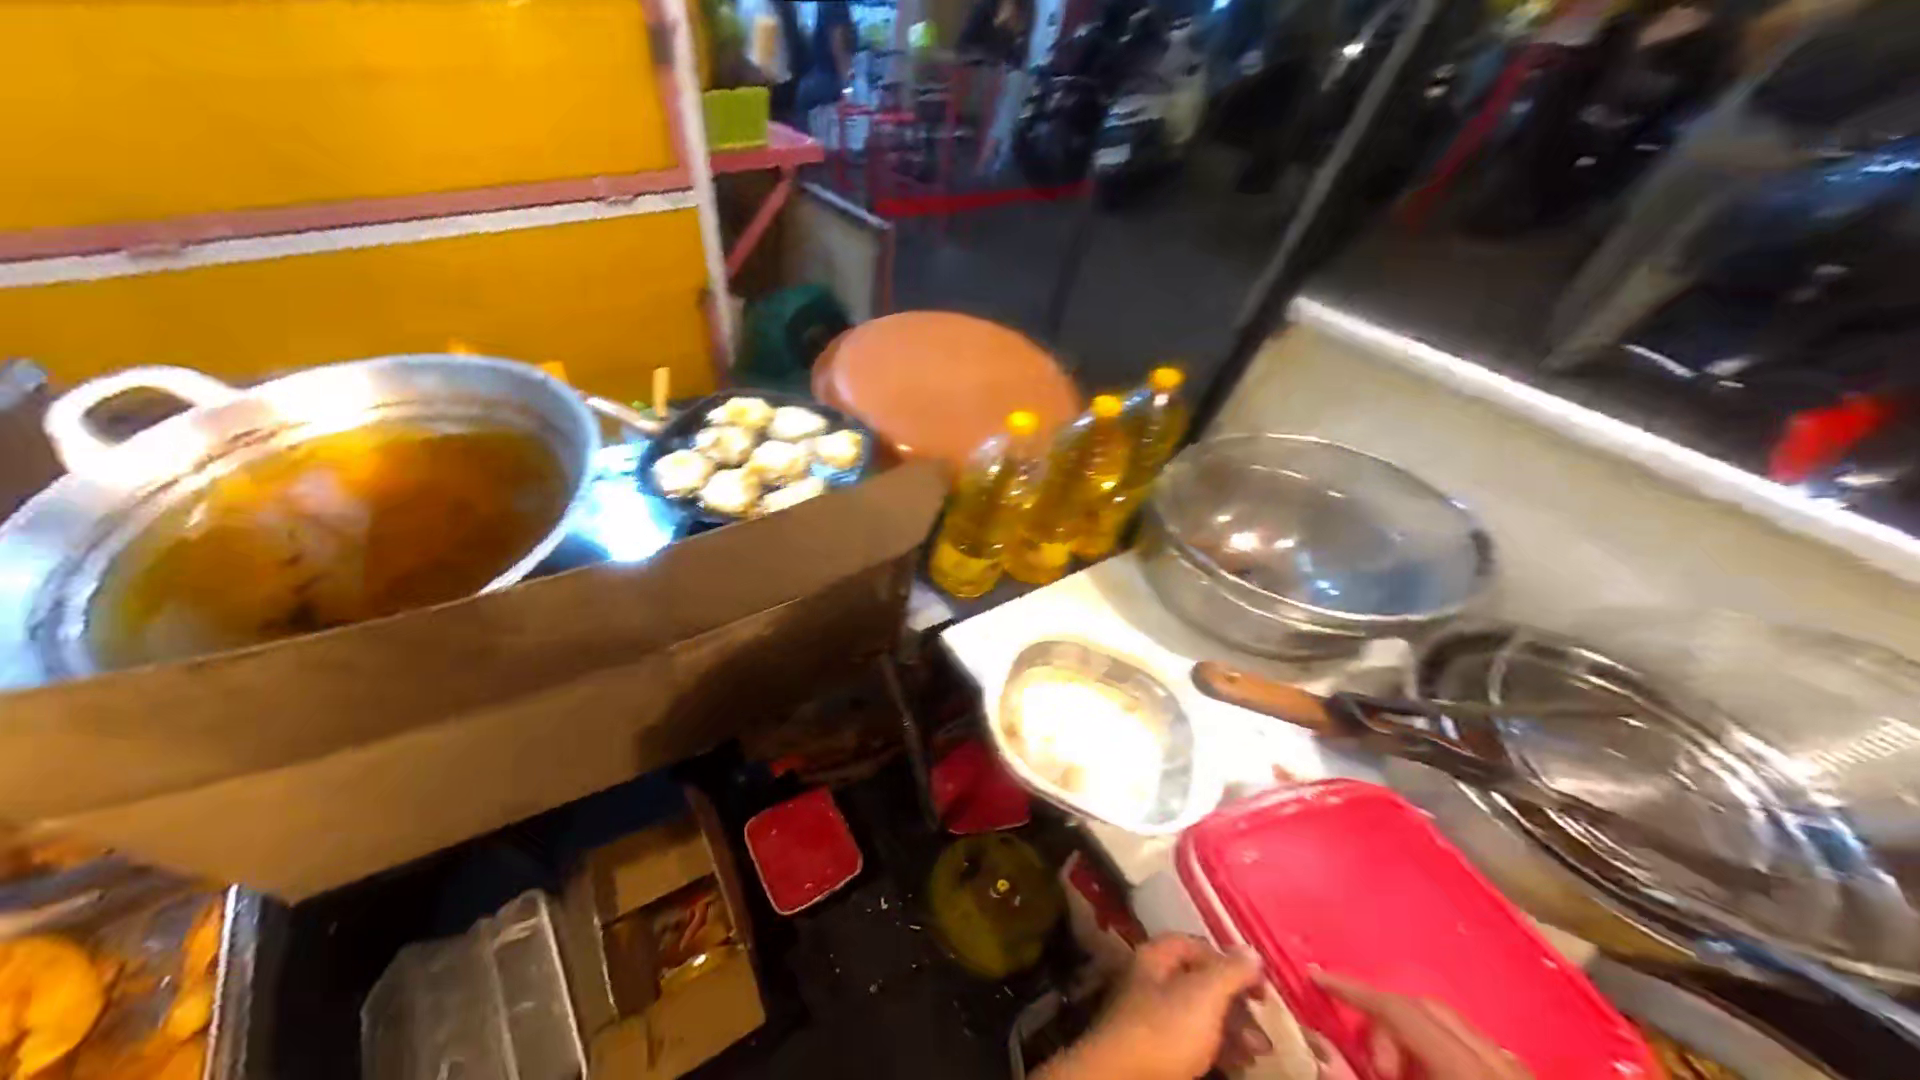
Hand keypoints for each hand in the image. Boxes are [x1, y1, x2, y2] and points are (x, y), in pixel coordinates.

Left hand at [1038, 935, 1270, 1079]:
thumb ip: (1229, 971)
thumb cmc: (1165, 1031)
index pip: (1197, 945)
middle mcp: (1152, 981)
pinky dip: (1218, 1050)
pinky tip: (1238, 1066)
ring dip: (1232, 1031)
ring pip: (1199, 1015)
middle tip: (1264, 1031)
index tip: (1260, 986)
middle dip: (1236, 1004)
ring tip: (1258, 1053)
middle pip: (1200, 982)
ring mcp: (1152, 1017)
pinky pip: (1192, 1043)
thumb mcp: (1203, 995)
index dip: (1230, 961)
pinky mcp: (1156, 1051)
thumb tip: (1251, 951)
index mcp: (1156, 957)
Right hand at [1310, 973, 1532, 1079]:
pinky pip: (1483, 1051)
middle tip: (1371, 1061)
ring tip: (1397, 1072)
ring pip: (1457, 1027)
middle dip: (1386, 1019)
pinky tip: (1433, 1074)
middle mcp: (1500, 1060)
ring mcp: (1522, 1073)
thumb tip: (1319, 1050)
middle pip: (1427, 1008)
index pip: (1399, 1008)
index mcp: (1468, 1068)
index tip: (1314, 976)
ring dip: (1416, 1036)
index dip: (1352, 989)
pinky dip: (1448, 1050)